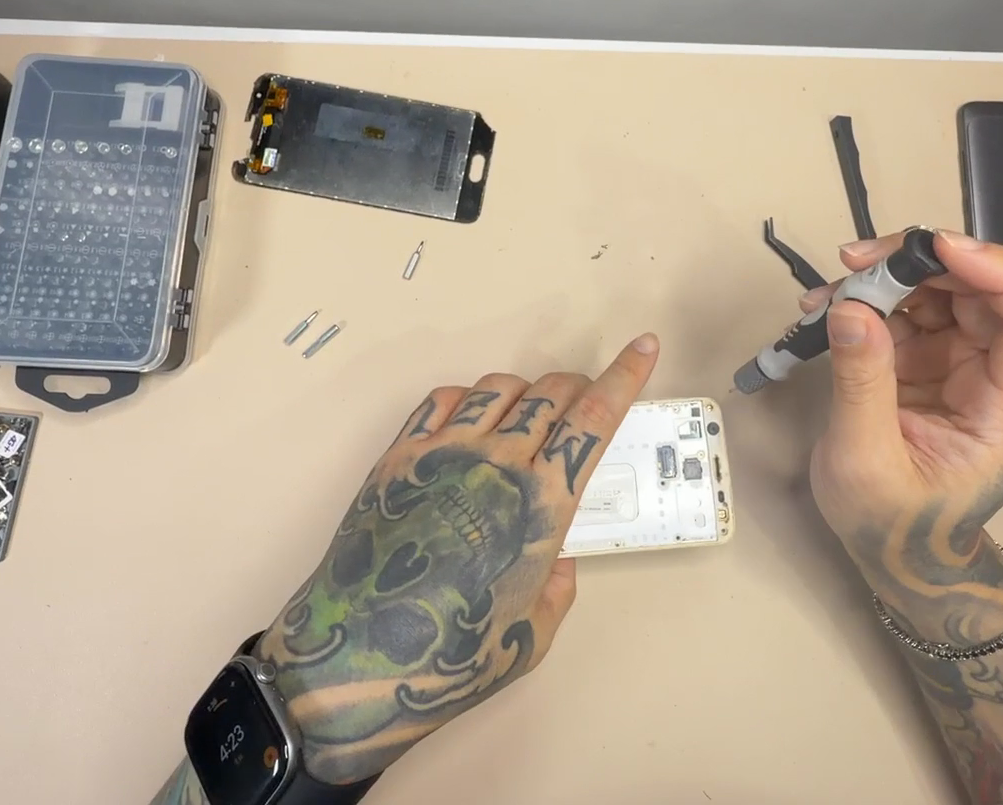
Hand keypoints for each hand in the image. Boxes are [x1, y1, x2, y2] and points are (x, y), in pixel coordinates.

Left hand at [255, 335, 660, 784]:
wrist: (359, 656)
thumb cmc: (456, 655)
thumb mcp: (535, 632)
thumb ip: (558, 584)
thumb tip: (557, 554)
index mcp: (541, 503)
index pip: (595, 419)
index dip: (625, 376)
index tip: (643, 346)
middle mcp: (497, 462)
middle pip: (551, 393)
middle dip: (578, 386)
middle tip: (582, 401)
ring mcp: (445, 452)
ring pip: (499, 388)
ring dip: (526, 392)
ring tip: (526, 417)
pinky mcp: (401, 455)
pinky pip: (443, 399)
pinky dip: (470, 398)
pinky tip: (471, 421)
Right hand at [800, 230, 1002, 628]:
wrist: (891, 552)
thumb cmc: (893, 525)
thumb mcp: (866, 461)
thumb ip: (862, 383)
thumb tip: (850, 307)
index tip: (937, 250)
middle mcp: (997, 376)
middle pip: (987, 292)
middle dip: (923, 263)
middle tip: (855, 261)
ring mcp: (960, 365)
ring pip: (942, 292)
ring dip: (886, 278)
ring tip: (827, 292)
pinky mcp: (924, 362)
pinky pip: (904, 311)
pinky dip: (865, 300)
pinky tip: (824, 308)